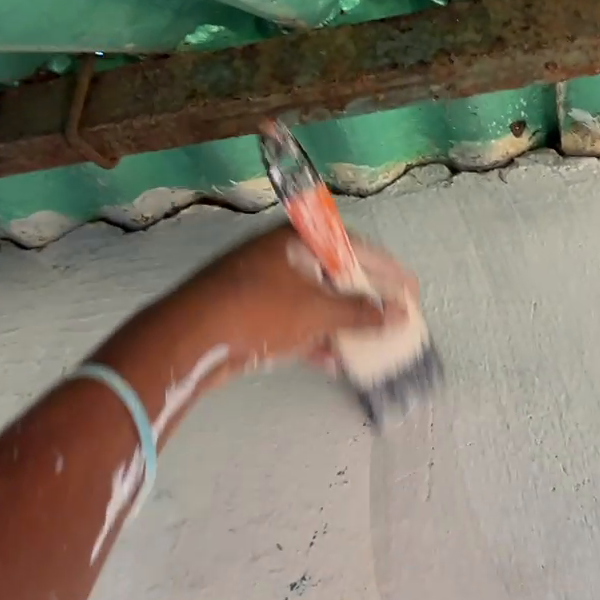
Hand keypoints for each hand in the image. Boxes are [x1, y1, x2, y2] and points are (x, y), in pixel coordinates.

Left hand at [169, 222, 418, 369]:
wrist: (188, 338)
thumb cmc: (259, 310)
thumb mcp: (316, 310)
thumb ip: (360, 312)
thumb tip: (398, 312)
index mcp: (297, 238)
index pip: (354, 247)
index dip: (386, 269)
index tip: (411, 290)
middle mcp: (281, 253)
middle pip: (333, 273)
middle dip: (364, 298)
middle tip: (394, 315)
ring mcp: (263, 284)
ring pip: (313, 300)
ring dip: (341, 321)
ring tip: (371, 342)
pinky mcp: (249, 313)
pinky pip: (293, 321)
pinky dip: (314, 338)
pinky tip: (334, 361)